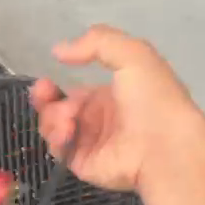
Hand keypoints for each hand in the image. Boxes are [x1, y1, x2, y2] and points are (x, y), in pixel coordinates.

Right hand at [31, 25, 204, 191]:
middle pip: (58, 108)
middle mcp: (96, 119)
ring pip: (53, 126)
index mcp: (110, 96)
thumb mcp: (134, 55)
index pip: (74, 91)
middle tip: (42, 93)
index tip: (45, 81)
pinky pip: (57, 148)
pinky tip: (67, 131)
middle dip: (45, 99)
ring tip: (67, 119)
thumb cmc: (152, 98)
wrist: (162, 145)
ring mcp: (87, 142)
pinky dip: (56, 136)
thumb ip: (97, 43)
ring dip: (52, 117)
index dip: (57, 85)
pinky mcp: (79, 162)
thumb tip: (58, 50)